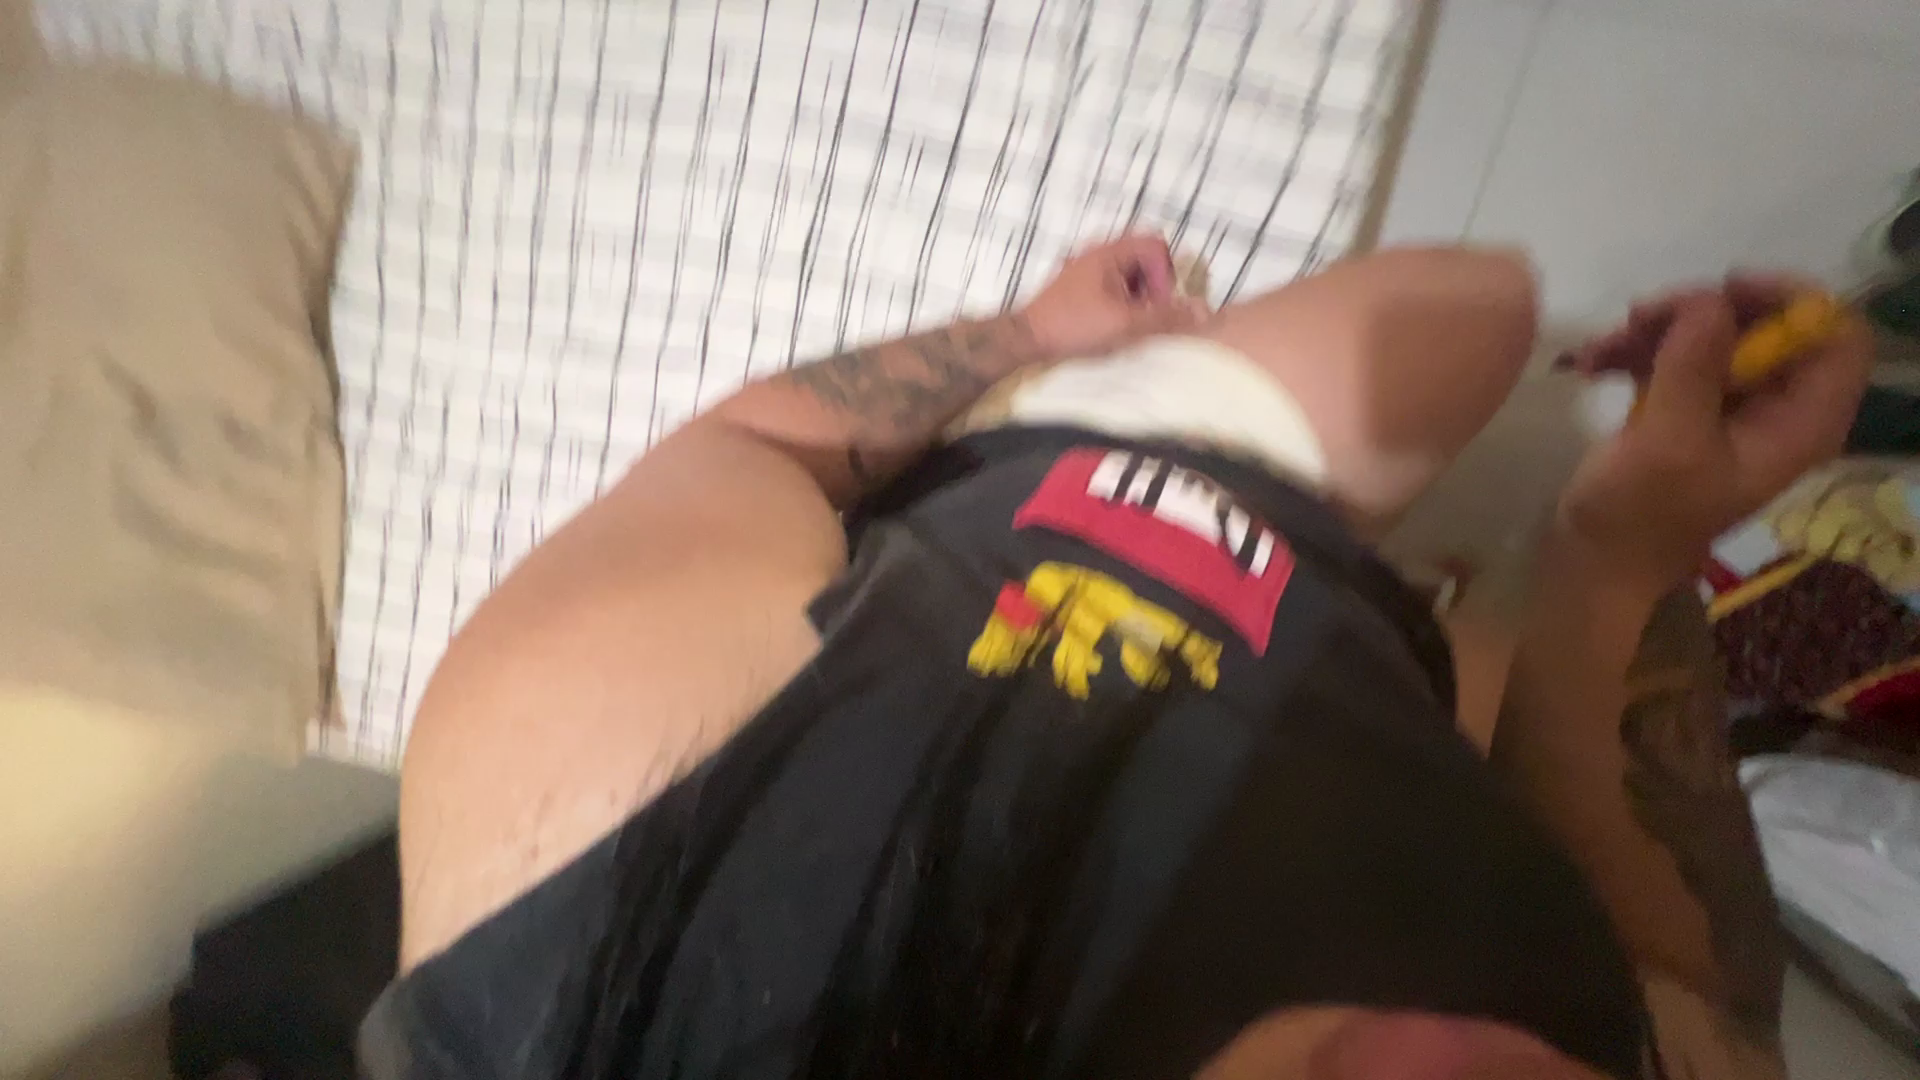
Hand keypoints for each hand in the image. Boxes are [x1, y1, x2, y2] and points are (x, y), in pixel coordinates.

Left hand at [1020, 233, 1208, 359]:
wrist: (1024, 342)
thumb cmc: (1071, 328)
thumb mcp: (1124, 324)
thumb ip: (1165, 317)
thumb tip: (1202, 312)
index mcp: (1109, 252)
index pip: (1155, 246)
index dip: (1165, 275)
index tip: (1157, 304)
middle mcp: (1095, 254)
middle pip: (1142, 261)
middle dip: (1152, 290)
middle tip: (1144, 318)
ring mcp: (1082, 272)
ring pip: (1125, 278)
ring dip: (1135, 301)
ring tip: (1127, 327)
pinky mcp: (1073, 292)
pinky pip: (1108, 291)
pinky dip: (1117, 307)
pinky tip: (1109, 330)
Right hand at [1557, 276, 1870, 587]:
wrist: (1593, 561)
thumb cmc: (1639, 514)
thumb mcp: (1667, 442)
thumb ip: (1692, 369)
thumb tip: (1704, 300)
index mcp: (1799, 422)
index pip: (1831, 336)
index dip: (1787, 301)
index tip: (1719, 287)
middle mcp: (1770, 410)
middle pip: (1759, 333)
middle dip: (1698, 317)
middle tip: (1637, 315)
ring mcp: (1719, 413)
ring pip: (1705, 345)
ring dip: (1651, 336)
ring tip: (1596, 347)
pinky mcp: (1674, 417)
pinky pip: (1666, 367)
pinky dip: (1630, 357)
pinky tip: (1588, 365)